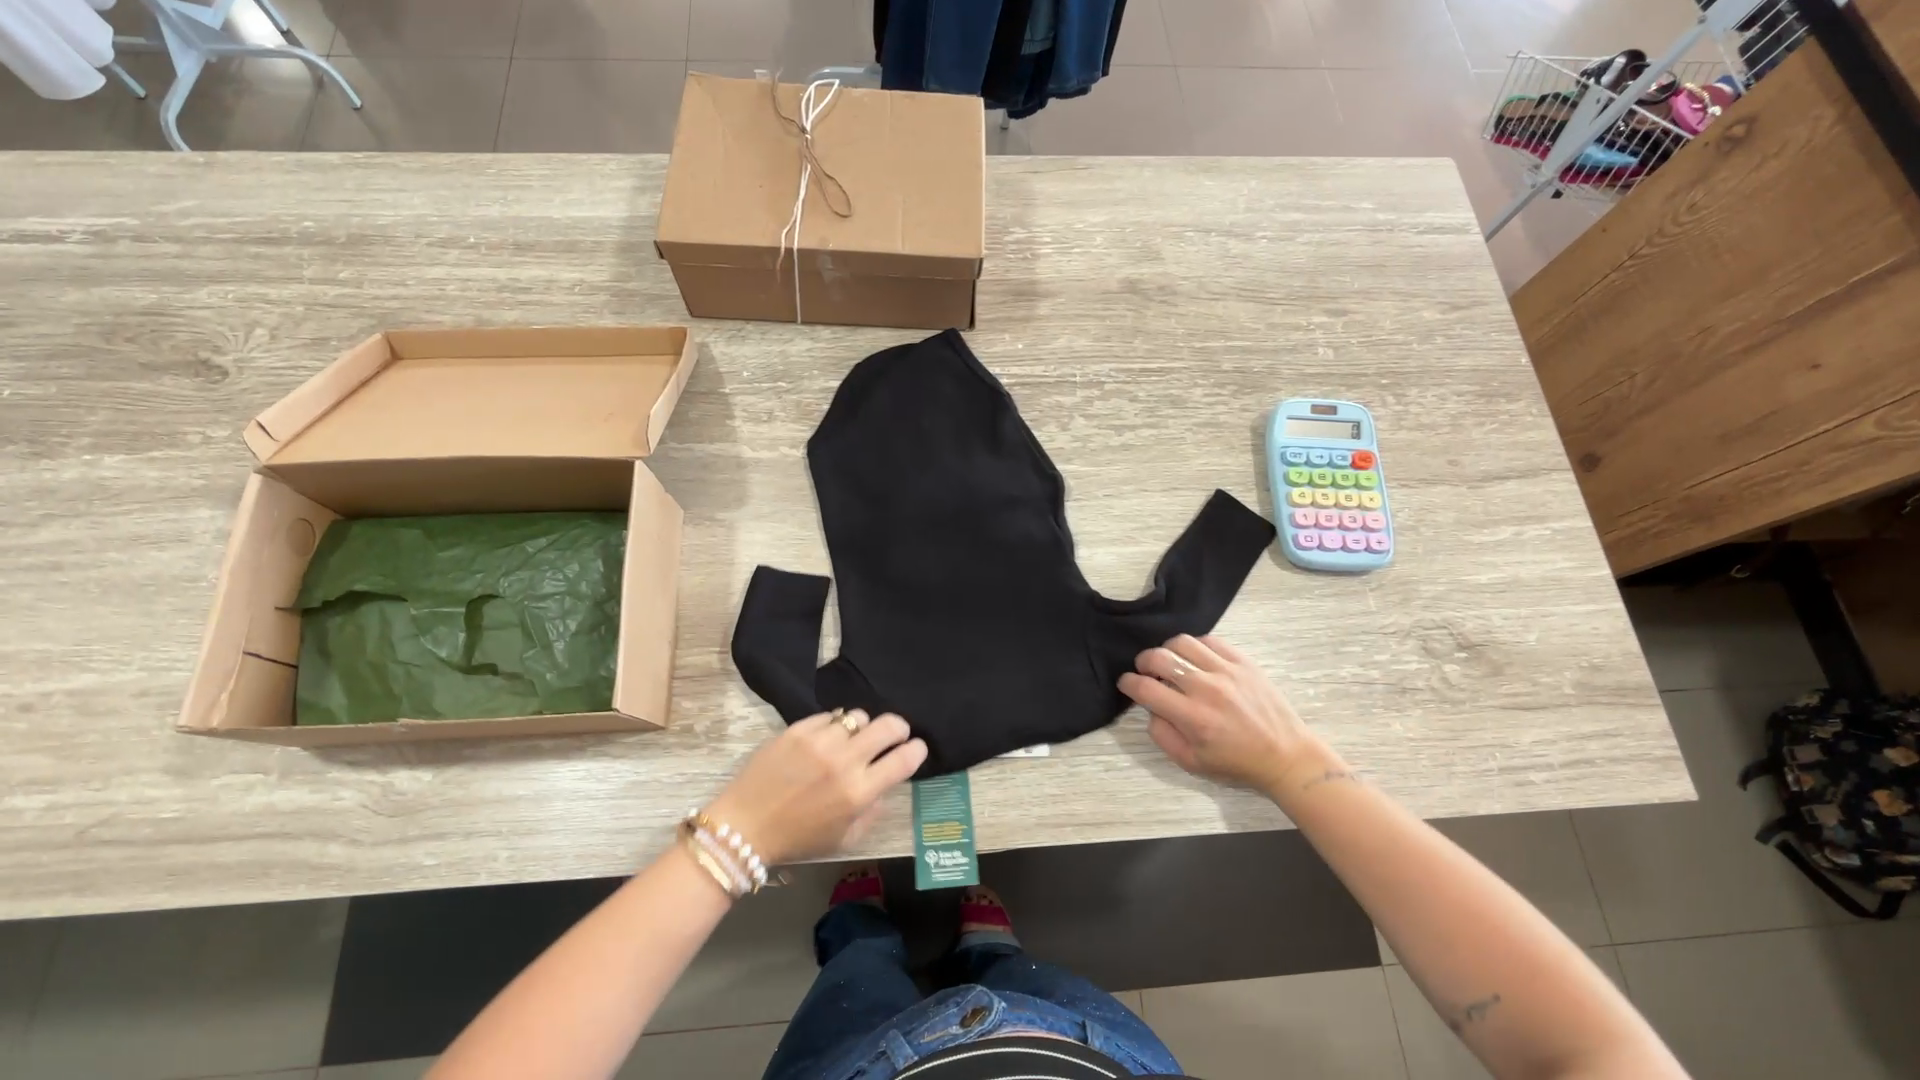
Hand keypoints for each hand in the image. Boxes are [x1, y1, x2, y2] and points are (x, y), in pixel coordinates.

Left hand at [706, 711, 926, 864]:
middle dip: (898, 728)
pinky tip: (825, 740)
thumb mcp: (845, 838)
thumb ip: (872, 811)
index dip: (917, 750)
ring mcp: (819, 742)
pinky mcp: (797, 730)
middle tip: (894, 735)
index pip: (905, 759)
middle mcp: (844, 762)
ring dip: (861, 728)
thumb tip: (884, 785)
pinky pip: (829, 716)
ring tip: (852, 739)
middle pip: (889, 726)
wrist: (745, 826)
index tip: (916, 749)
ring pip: (858, 717)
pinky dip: (834, 726)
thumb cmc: (797, 840)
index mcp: (859, 793)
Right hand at [1118, 635, 1337, 794]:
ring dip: (1167, 650)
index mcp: (1192, 718)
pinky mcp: (1243, 662)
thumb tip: (1151, 709)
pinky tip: (1196, 660)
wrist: (1285, 754)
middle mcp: (1207, 689)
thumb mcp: (1191, 762)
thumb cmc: (1236, 762)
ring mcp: (1227, 671)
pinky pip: (1210, 640)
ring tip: (1170, 662)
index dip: (1128, 683)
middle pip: (1159, 658)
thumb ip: (1162, 735)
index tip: (1126, 684)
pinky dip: (1195, 647)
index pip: (1145, 688)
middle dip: (1143, 662)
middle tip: (1144, 671)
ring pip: (1182, 642)